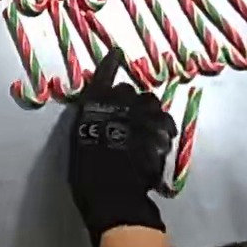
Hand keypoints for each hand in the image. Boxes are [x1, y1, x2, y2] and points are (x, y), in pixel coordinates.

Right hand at [66, 50, 175, 246]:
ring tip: (147, 126)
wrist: (113, 193)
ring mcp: (144, 117)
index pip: (104, 75)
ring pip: (152, 104)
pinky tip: (159, 138)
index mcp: (96, 103)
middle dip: (131, 100)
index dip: (111, 63)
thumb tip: (99, 118)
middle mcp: (121, 104)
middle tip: (129, 115)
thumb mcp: (82, 140)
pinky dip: (162, 128)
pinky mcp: (161, 133)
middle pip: (131, 91)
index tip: (117, 53)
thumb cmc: (88, 171)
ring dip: (149, 112)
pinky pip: (164, 123)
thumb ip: (92, 122)